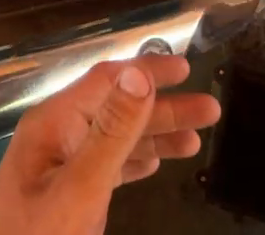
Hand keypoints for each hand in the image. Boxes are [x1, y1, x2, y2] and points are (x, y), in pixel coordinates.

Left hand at [0, 54, 220, 234]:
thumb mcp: (79, 188)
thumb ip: (111, 132)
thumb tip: (138, 72)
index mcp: (53, 122)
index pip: (106, 80)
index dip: (148, 70)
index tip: (189, 69)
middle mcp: (55, 136)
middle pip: (116, 108)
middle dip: (163, 107)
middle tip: (211, 111)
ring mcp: (57, 167)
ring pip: (115, 139)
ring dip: (155, 135)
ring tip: (196, 140)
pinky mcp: (62, 196)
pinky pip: (105, 166)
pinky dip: (134, 160)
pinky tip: (155, 162)